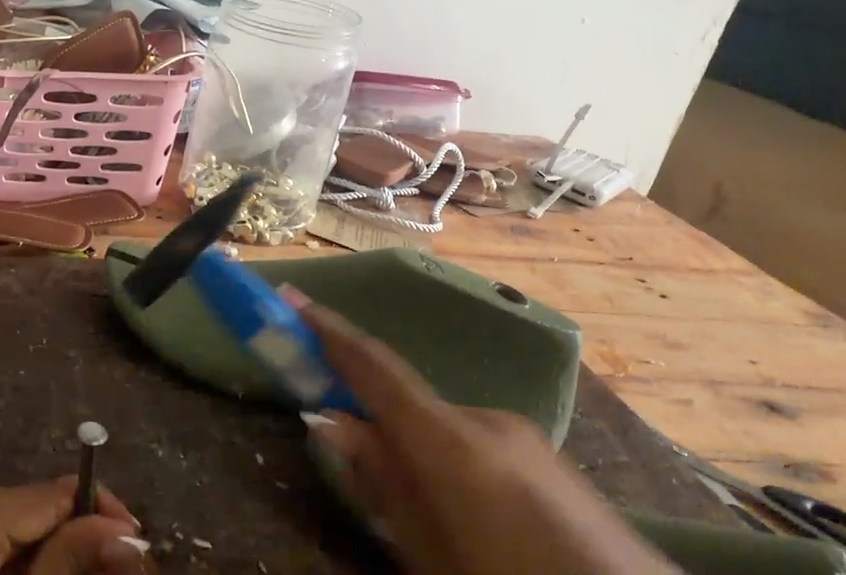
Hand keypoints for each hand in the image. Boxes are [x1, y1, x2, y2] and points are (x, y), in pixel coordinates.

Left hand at [0, 475, 153, 573]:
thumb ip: (63, 567)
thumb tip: (127, 536)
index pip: (53, 493)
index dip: (100, 513)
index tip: (136, 549)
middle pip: (31, 507)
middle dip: (72, 538)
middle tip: (108, 571)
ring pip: (4, 525)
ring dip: (40, 550)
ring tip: (67, 572)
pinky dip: (2, 557)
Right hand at [292, 291, 679, 574]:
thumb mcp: (433, 557)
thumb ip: (384, 485)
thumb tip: (331, 423)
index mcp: (450, 441)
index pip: (374, 367)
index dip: (328, 330)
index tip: (289, 296)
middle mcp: (487, 421)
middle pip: (407, 403)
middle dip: (373, 419)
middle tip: (353, 459)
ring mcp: (527, 438)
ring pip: (444, 429)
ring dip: (417, 452)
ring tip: (422, 514)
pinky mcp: (556, 463)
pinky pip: (480, 446)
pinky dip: (453, 464)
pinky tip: (469, 518)